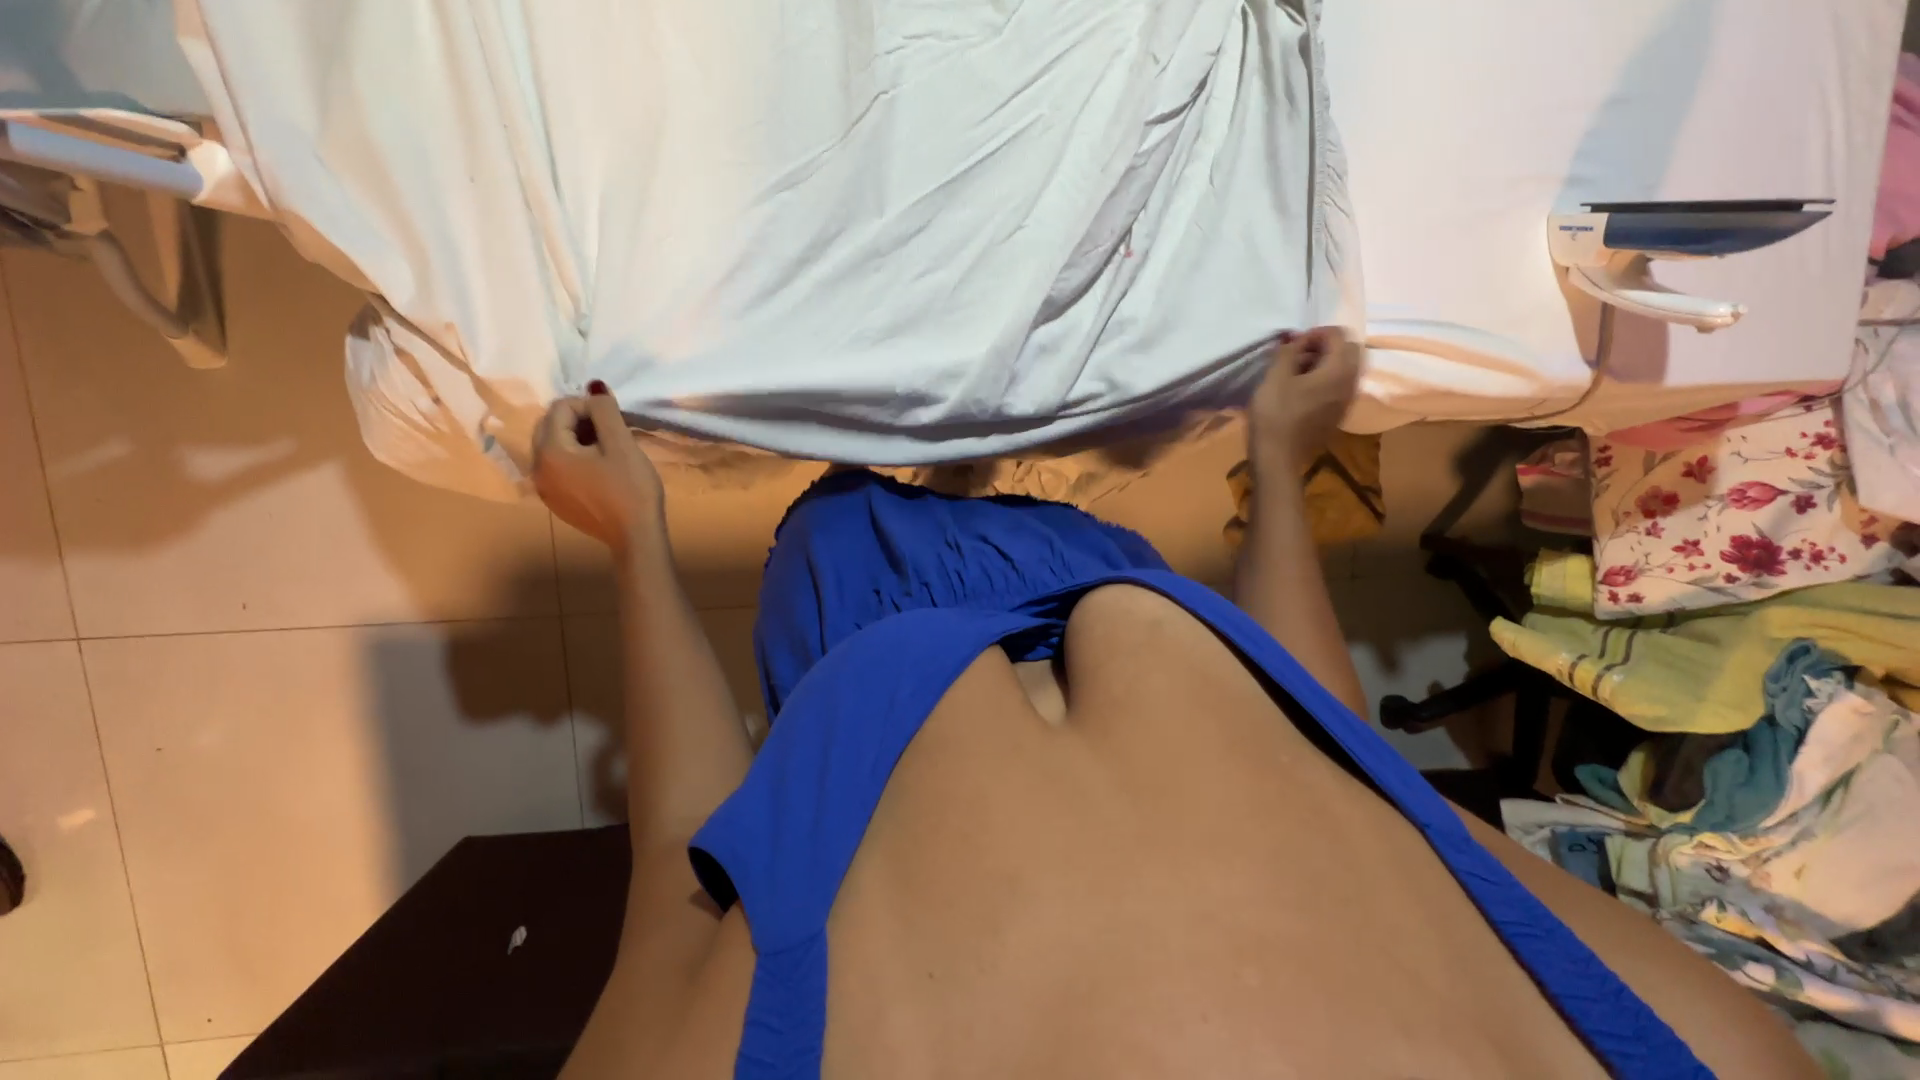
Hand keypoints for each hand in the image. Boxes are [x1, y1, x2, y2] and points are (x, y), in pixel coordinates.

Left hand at [531, 382, 663, 553]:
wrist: (636, 537)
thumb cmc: (631, 489)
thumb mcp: (621, 444)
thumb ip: (604, 410)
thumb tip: (593, 386)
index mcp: (549, 451)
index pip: (560, 408)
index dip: (590, 407)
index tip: (616, 422)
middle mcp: (537, 468)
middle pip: (551, 426)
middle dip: (580, 421)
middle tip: (612, 433)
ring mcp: (544, 488)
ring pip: (554, 447)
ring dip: (578, 440)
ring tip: (608, 451)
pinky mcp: (556, 501)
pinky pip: (559, 468)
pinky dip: (576, 460)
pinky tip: (601, 472)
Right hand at [1248, 326, 1363, 472]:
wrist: (1278, 457)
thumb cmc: (1274, 414)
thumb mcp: (1275, 377)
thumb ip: (1289, 351)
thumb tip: (1297, 339)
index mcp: (1338, 370)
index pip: (1339, 336)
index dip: (1316, 333)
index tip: (1294, 343)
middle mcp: (1350, 382)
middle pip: (1350, 350)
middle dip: (1326, 345)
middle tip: (1299, 354)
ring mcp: (1347, 400)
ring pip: (1347, 368)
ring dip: (1326, 362)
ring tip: (1298, 371)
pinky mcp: (1339, 414)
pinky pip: (1340, 386)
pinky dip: (1326, 379)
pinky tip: (1303, 390)